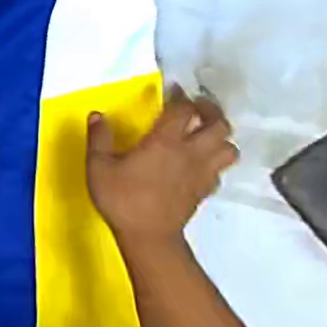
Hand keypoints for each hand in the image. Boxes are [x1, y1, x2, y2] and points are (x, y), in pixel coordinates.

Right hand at [87, 90, 236, 245]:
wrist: (148, 236)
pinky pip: (221, 168)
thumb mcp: (98, 166)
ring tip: (205, 133)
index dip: (181, 97)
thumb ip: (99, 138)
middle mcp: (190, 152)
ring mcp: (202, 172)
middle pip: (219, 124)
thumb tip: (97, 115)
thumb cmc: (121, 198)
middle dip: (211, 111)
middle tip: (197, 107)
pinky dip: (215, 160)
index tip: (174, 91)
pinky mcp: (206, 189)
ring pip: (229, 147)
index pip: (184, 110)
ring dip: (220, 137)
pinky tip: (201, 161)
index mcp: (164, 142)